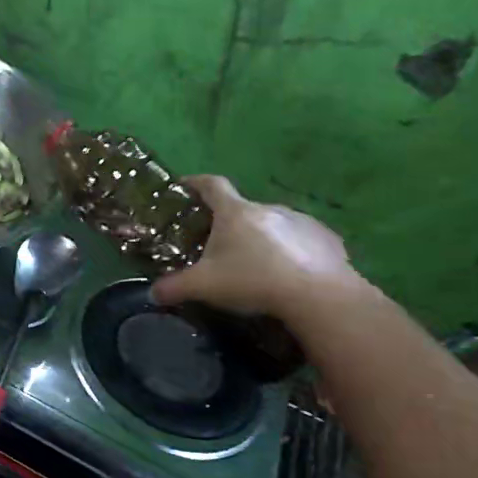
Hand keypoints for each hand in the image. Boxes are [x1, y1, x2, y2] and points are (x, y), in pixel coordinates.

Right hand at [151, 175, 365, 317]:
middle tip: (214, 246)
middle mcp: (268, 208)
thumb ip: (172, 287)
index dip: (196, 183)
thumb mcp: (202, 286)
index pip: (212, 185)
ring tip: (252, 264)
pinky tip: (284, 272)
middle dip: (225, 223)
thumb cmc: (252, 280)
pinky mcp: (325, 237)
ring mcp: (301, 220)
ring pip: (270, 224)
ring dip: (258, 237)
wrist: (318, 295)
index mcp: (235, 213)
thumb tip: (152, 293)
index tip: (185, 185)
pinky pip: (298, 239)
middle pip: (240, 209)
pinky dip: (287, 250)